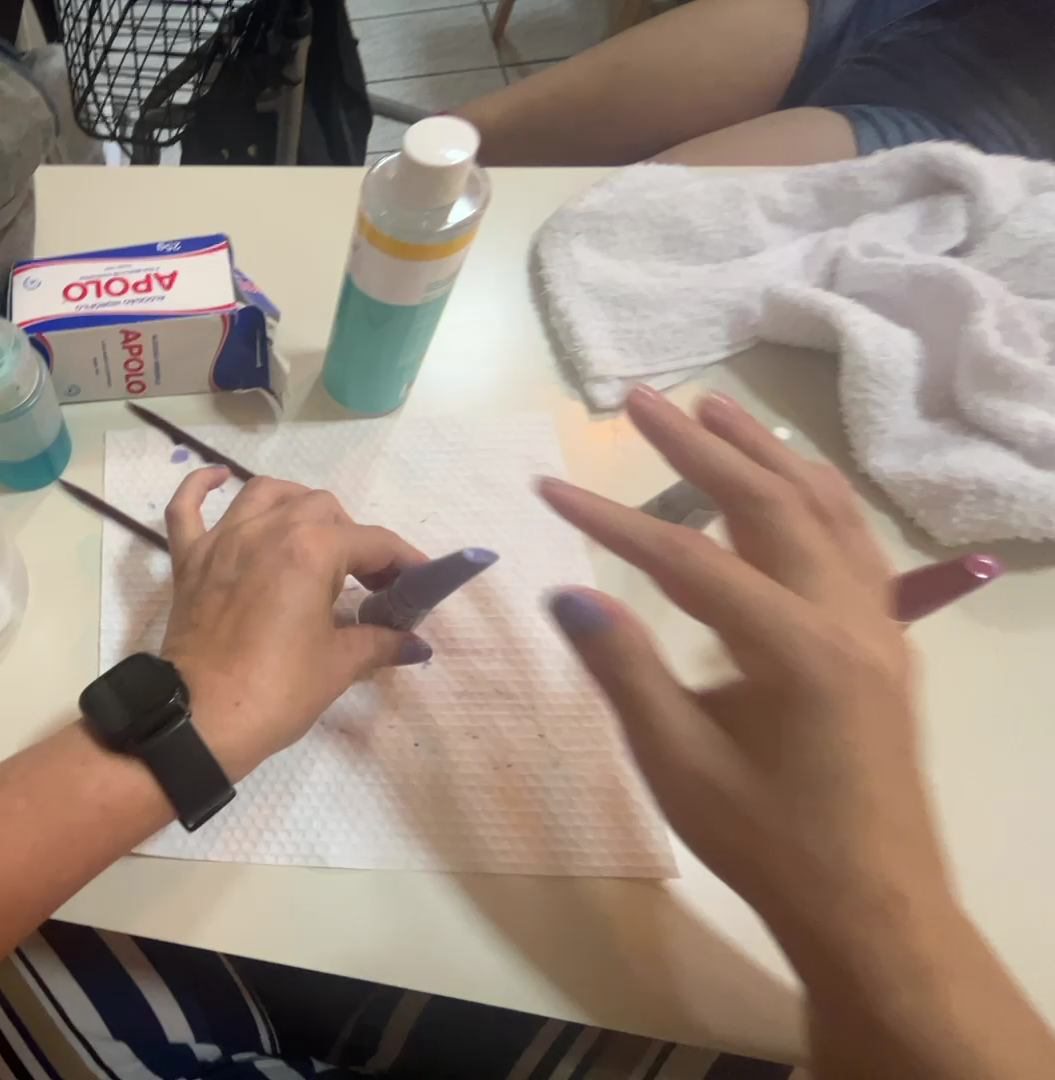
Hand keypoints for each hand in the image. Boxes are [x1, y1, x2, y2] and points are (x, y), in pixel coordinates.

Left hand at [158, 469, 431, 780]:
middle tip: (363, 580)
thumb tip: (413, 641)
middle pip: (322, 508)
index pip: (371, 542)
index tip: (416, 585)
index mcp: (310, 550)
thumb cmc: (277, 690)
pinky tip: (218, 479)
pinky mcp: (188, 559)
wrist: (203, 718)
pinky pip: (186, 508)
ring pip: (264, 494)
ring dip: (296, 505)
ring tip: (312, 535)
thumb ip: (379, 641)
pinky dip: (199, 487)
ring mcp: (221, 540)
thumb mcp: (338, 665)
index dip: (402, 562)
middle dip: (351, 537)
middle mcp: (265, 530)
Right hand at [539, 387, 950, 930]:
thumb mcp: (673, 753)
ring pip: (825, 511)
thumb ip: (621, 662)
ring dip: (764, 454)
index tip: (547, 487)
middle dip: (699, 447)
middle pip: (771, 504)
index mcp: (799, 649)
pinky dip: (806, 493)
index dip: (609, 519)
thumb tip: (565, 589)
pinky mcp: (876, 639)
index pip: (686, 560)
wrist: (869, 901)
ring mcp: (875, 624)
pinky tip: (779, 480)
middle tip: (641, 401)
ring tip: (712, 412)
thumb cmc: (760, 833)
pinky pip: (846, 541)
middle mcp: (851, 618)